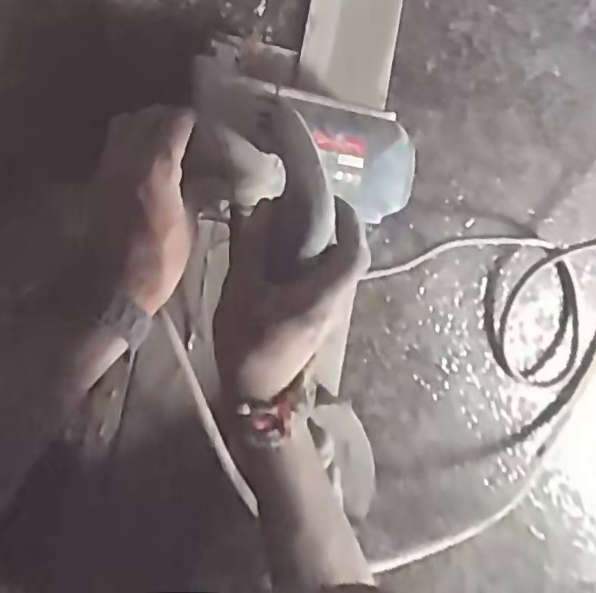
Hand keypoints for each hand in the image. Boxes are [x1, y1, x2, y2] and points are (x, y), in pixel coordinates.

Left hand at [87, 106, 196, 314]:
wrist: (112, 288)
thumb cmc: (158, 261)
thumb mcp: (188, 227)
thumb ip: (198, 192)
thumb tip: (214, 176)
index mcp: (156, 169)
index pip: (173, 122)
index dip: (189, 118)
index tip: (202, 124)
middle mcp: (128, 159)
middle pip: (145, 116)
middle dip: (166, 116)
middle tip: (184, 128)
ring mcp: (109, 167)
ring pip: (123, 124)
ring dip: (143, 123)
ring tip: (161, 137)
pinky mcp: (98, 179)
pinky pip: (113, 144)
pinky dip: (128, 139)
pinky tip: (144, 157)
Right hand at [214, 198, 367, 402]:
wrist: (254, 398)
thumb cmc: (247, 343)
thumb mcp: (240, 289)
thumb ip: (252, 246)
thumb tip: (265, 206)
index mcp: (321, 296)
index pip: (354, 251)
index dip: (350, 220)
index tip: (332, 197)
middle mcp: (336, 305)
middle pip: (353, 259)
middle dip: (339, 228)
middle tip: (309, 207)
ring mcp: (331, 317)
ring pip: (342, 272)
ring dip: (328, 245)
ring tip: (295, 225)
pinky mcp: (320, 323)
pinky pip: (329, 282)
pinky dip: (318, 262)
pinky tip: (289, 255)